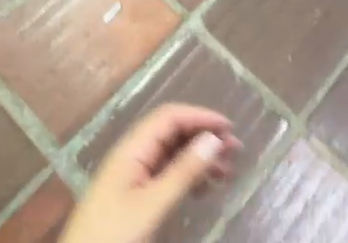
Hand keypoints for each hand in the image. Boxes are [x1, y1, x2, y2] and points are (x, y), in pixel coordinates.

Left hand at [60, 104, 242, 242]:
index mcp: (131, 150)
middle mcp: (132, 156)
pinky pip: (166, 175)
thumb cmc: (113, 236)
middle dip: (203, 138)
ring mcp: (132, 177)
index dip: (200, 117)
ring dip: (199, 159)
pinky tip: (204, 190)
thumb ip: (184, 172)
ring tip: (226, 173)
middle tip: (234, 151)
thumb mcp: (152, 205)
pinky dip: (188, 177)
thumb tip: (214, 139)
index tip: (228, 128)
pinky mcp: (134, 197)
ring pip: (172, 155)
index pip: (169, 117)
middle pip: (172, 134)